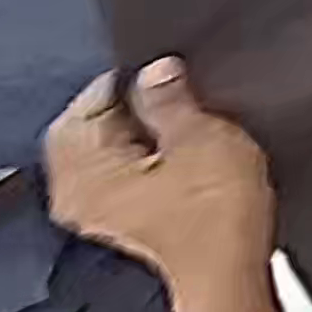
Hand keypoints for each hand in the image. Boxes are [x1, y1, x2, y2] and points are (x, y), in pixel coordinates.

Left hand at [44, 58, 274, 290]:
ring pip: (110, 146)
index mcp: (85, 177)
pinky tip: (185, 132)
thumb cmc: (216, 201)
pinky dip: (150, 141)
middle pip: (89, 132)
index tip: (160, 61)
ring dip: (143, 120)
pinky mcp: (132, 207)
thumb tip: (157, 68)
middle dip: (130, 101)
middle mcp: (80, 194)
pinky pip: (126, 162)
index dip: (119, 82)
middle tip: (179, 78)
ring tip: (188, 103)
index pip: (79, 114)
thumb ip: (172, 100)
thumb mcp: (200, 136)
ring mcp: (103, 205)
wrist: (232, 251)